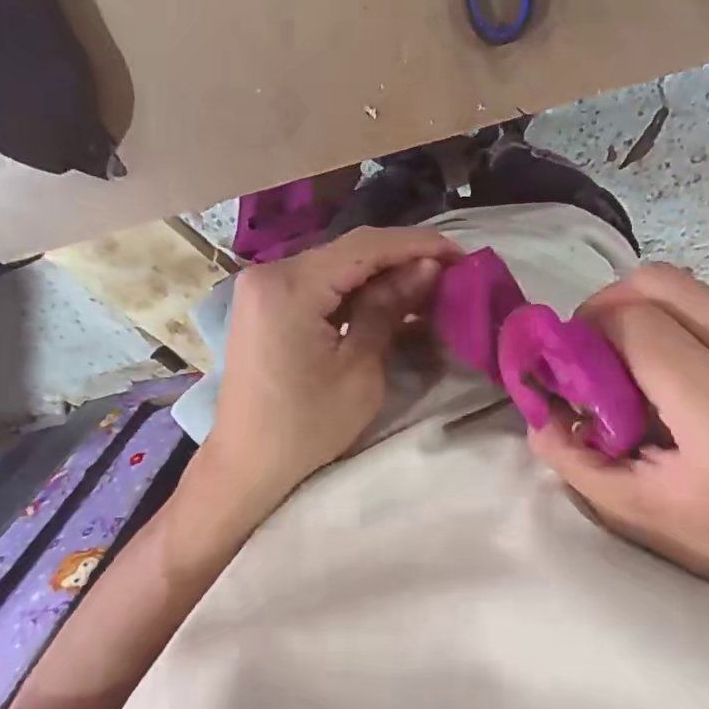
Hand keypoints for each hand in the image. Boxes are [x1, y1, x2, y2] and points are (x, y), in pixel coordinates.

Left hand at [207, 226, 460, 499]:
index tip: (461, 255)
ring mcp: (260, 288)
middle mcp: (268, 273)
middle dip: (400, 258)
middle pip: (347, 252)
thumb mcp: (359, 369)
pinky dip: (350, 290)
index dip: (416, 244)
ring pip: (333, 266)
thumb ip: (389, 308)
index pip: (364, 246)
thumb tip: (427, 267)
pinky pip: (315, 284)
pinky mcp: (262, 305)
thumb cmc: (305, 427)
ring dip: (378, 274)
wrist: (247, 463)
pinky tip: (385, 300)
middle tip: (449, 273)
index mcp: (289, 286)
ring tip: (427, 287)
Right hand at [529, 264, 708, 708]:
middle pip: (664, 285)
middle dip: (608, 306)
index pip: (639, 325)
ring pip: (691, 291)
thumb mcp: (634, 513)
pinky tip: (677, 376)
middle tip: (590, 349)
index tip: (569, 364)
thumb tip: (537, 403)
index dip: (587, 331)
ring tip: (632, 365)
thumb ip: (571, 454)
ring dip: (643, 315)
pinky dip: (679, 329)